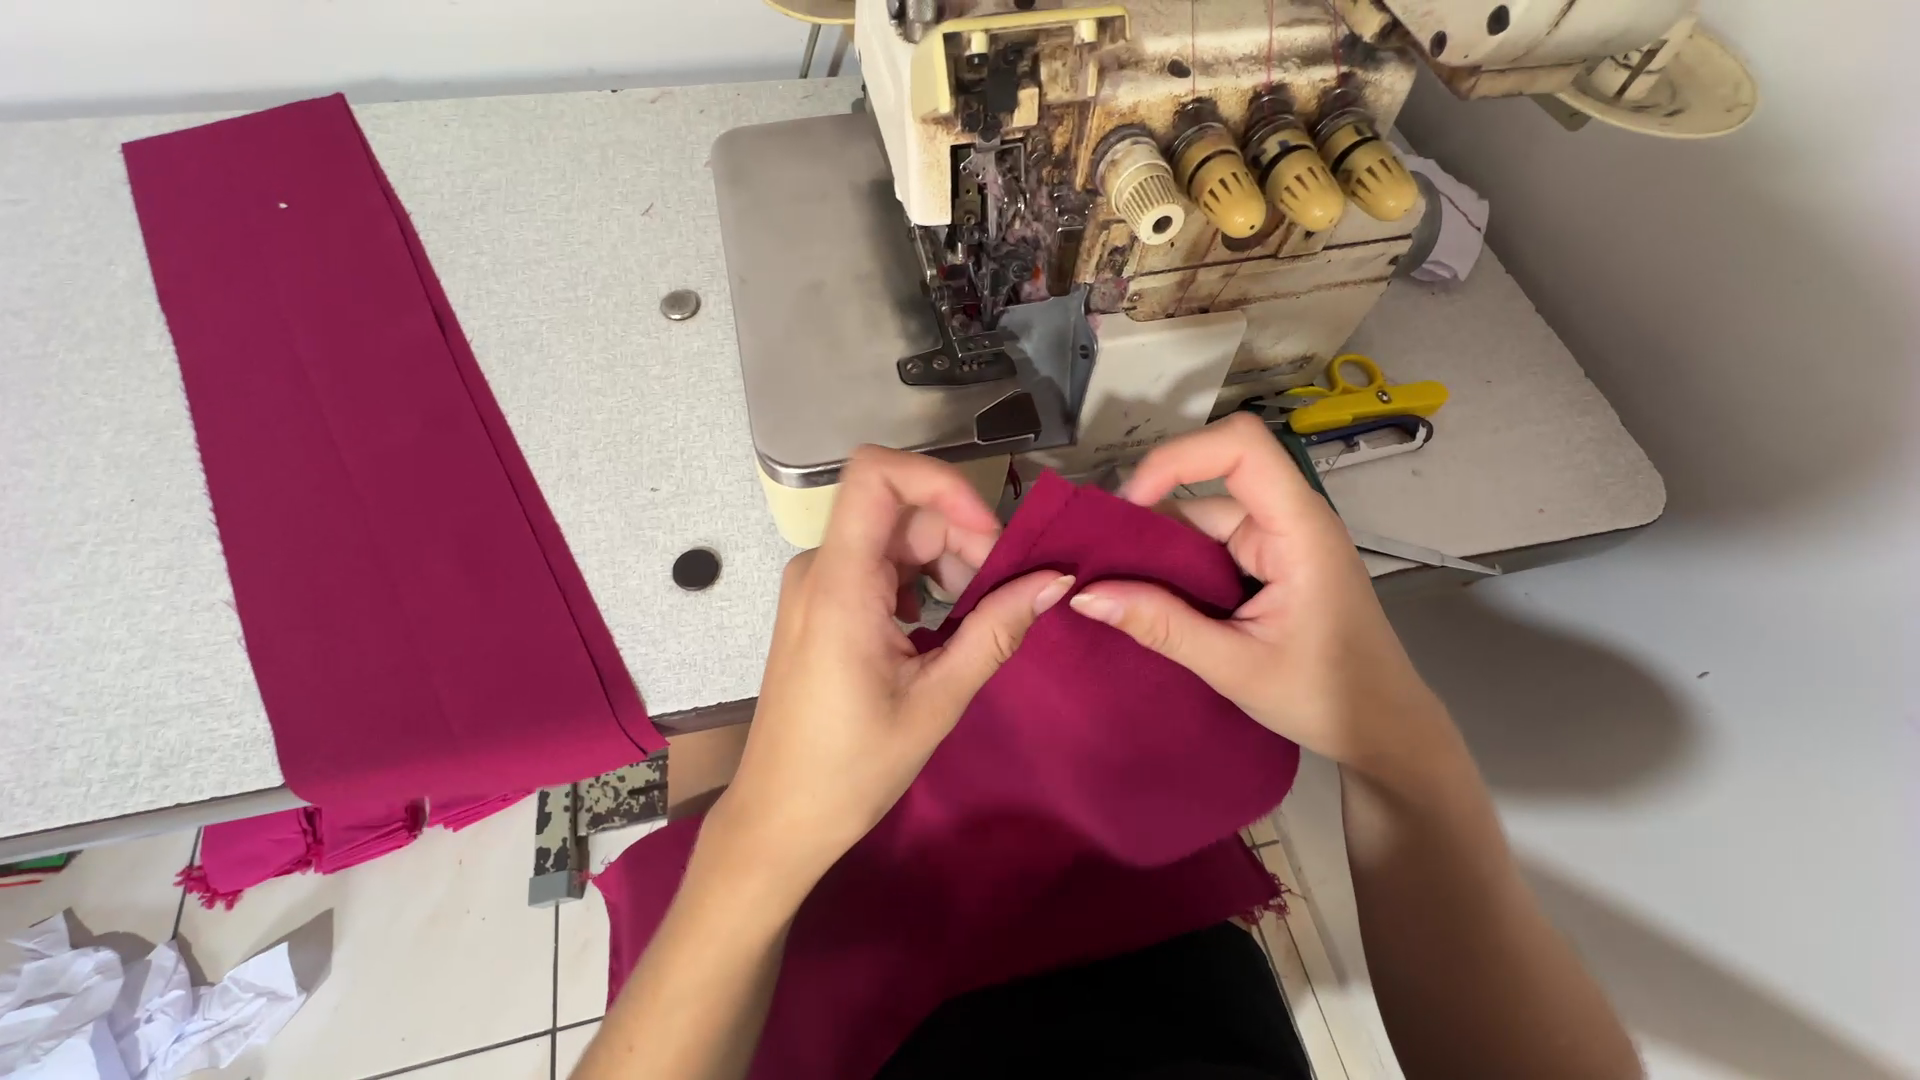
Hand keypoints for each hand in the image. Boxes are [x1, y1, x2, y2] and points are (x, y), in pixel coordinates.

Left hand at [705, 446, 1073, 897]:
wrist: (780, 817)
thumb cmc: (853, 768)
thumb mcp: (937, 700)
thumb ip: (996, 631)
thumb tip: (1055, 580)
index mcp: (839, 582)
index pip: (877, 473)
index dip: (941, 482)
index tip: (988, 534)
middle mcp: (819, 567)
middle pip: (901, 511)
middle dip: (961, 539)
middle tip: (1000, 597)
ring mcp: (815, 585)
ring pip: (894, 538)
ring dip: (944, 564)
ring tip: (973, 620)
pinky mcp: (820, 604)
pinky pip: (878, 566)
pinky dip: (919, 582)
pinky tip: (939, 628)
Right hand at [1066, 412, 1445, 779]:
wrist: (1382, 731)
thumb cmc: (1327, 697)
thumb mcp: (1235, 666)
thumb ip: (1162, 626)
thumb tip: (1085, 596)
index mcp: (1300, 529)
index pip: (1241, 448)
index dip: (1178, 458)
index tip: (1130, 507)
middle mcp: (1289, 520)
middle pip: (1208, 483)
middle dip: (1150, 515)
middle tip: (1099, 560)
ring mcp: (1279, 541)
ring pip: (1202, 518)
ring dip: (1157, 547)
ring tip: (1110, 583)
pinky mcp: (1268, 562)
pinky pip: (1209, 546)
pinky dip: (1173, 565)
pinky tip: (1143, 594)